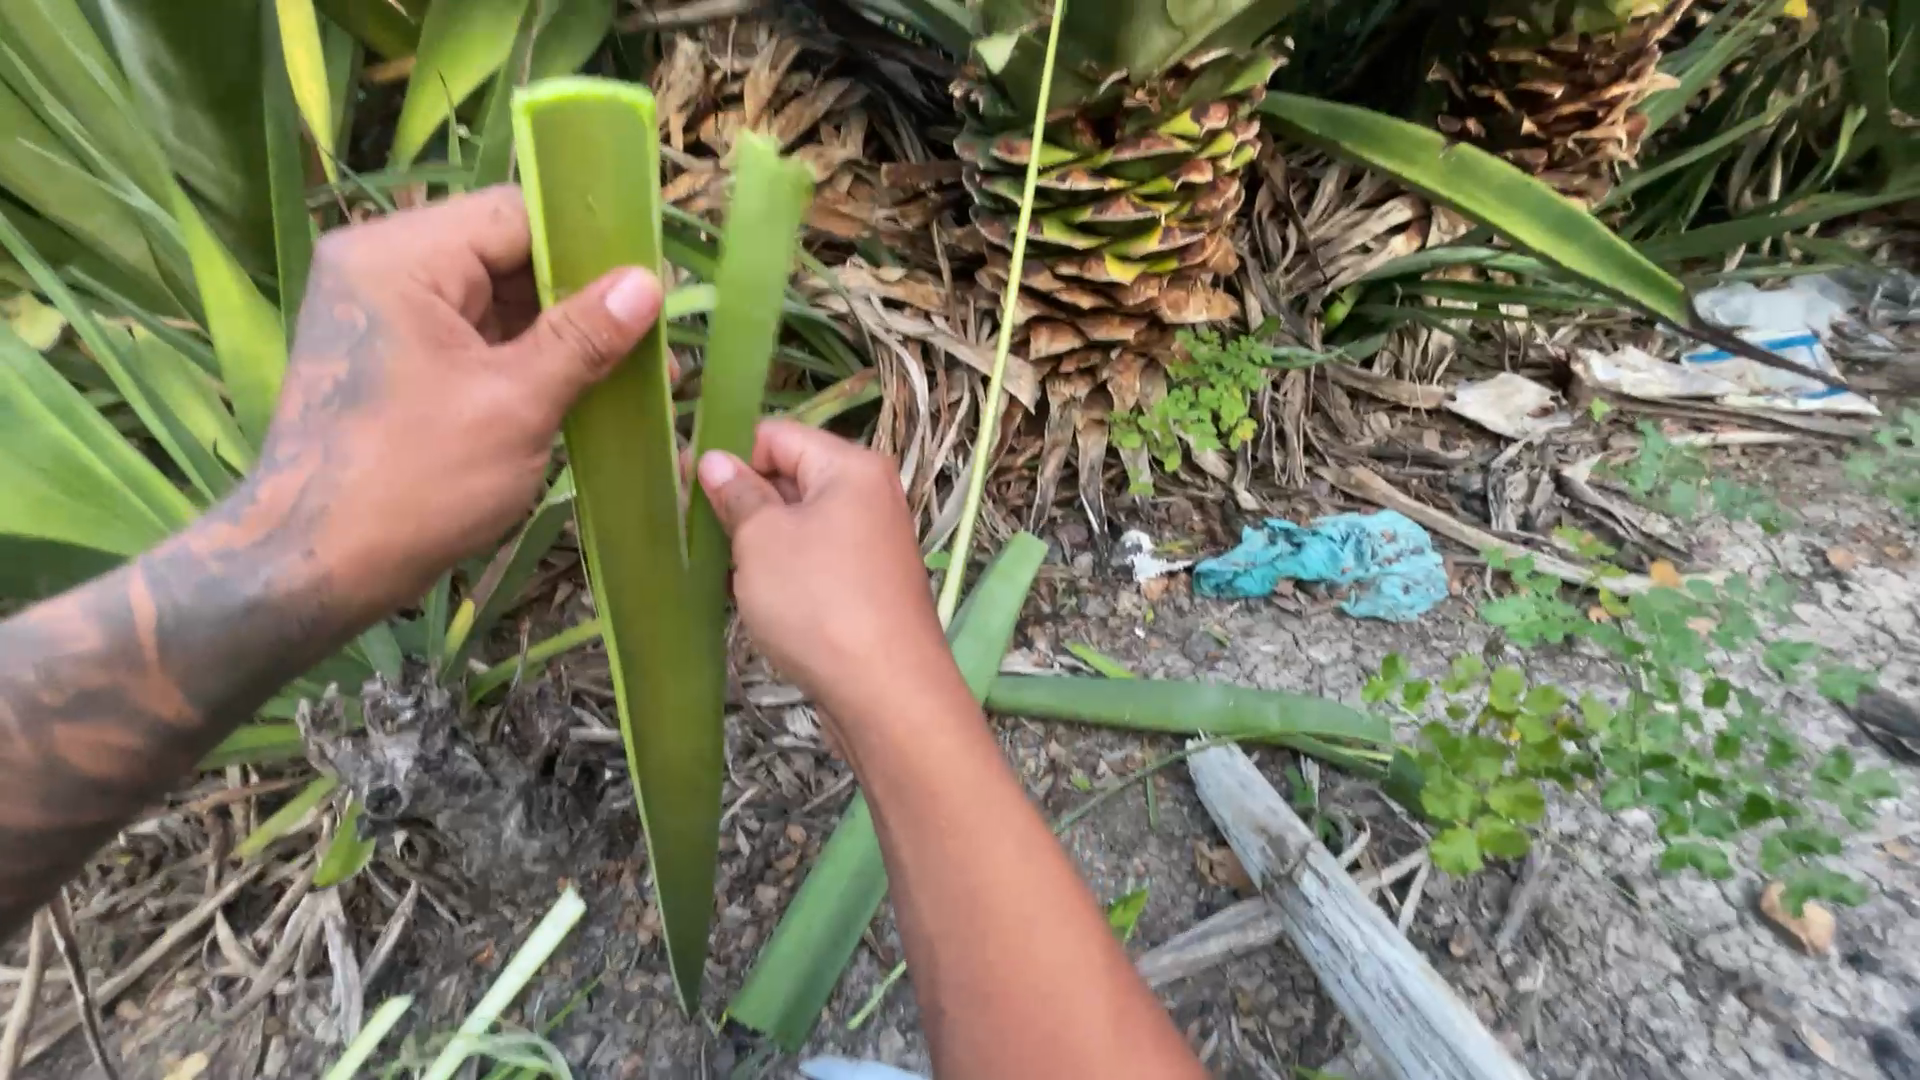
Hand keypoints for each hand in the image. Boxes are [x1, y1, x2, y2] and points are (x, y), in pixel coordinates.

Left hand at [258, 185, 662, 617]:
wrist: (324, 564)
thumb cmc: (419, 478)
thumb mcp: (517, 403)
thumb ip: (583, 338)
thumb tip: (649, 284)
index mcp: (400, 259)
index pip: (515, 216)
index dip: (589, 247)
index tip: (652, 291)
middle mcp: (391, 270)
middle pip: (511, 255)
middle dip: (586, 297)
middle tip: (656, 338)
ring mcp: (398, 317)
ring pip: (506, 301)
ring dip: (570, 333)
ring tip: (639, 369)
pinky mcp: (410, 358)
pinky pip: (489, 338)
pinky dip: (540, 359)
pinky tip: (594, 385)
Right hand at [696, 421, 955, 731]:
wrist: (886, 690)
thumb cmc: (818, 601)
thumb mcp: (763, 539)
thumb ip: (737, 494)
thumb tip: (714, 460)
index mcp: (851, 467)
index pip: (777, 436)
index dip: (728, 454)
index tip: (683, 484)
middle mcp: (869, 497)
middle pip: (790, 478)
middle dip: (739, 501)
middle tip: (690, 529)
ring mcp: (870, 544)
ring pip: (797, 526)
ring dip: (754, 542)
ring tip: (712, 567)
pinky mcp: (865, 585)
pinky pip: (813, 561)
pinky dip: (779, 571)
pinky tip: (742, 595)